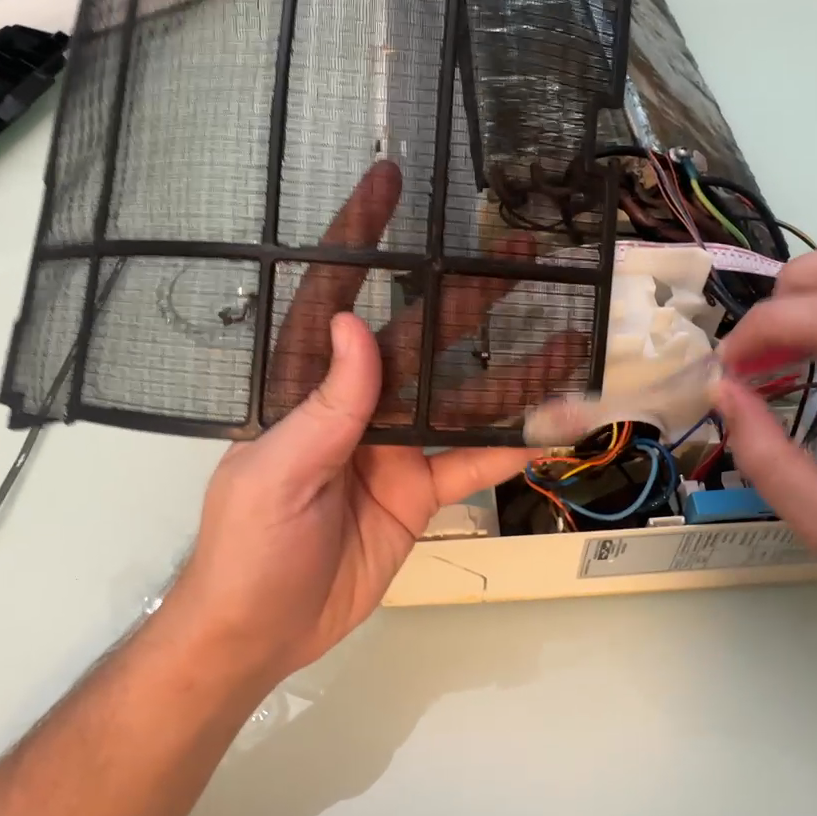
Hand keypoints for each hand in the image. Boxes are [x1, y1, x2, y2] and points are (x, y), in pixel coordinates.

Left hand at [163, 160, 580, 680]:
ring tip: (568, 339)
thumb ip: (324, 405)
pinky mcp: (416, 488)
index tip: (386, 183)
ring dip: (511, 370)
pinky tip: (554, 424)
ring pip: (458, 395)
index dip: (357, 237)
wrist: (262, 632)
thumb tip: (352, 322)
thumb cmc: (248, 547)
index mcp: (305, 384)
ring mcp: (390, 444)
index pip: (333, 295)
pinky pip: (469, 459)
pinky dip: (509, 443)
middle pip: (420, 336)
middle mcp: (354, 401)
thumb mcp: (277, 473)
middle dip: (467, 293)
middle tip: (522, 253)